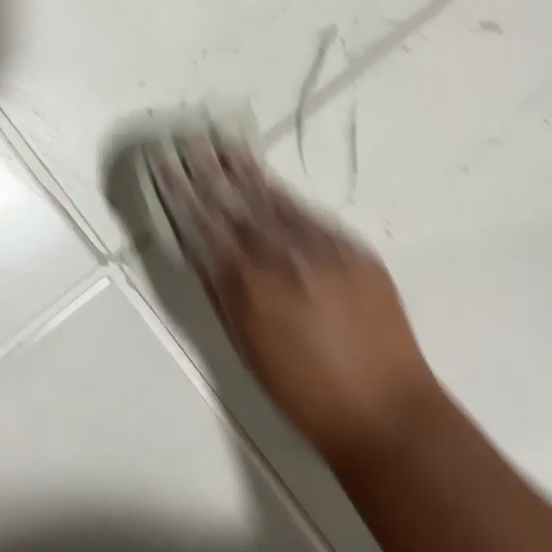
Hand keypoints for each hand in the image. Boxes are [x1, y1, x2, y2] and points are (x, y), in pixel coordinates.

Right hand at [147, 133, 442, 462]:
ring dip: (246, 171)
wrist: (387, 413)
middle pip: (237, 203)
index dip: (181, 189)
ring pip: (274, 201)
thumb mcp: (245, 343)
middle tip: (188, 139)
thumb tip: (199, 249)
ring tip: (224, 144)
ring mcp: (323, 249)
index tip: (163, 161)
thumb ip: (220, 289)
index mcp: (249, 282)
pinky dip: (283, 195)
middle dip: (209, 170)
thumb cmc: (302, 391)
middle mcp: (283, 256)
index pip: (205, 222)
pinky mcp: (355, 251)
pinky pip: (309, 215)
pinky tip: (267, 179)